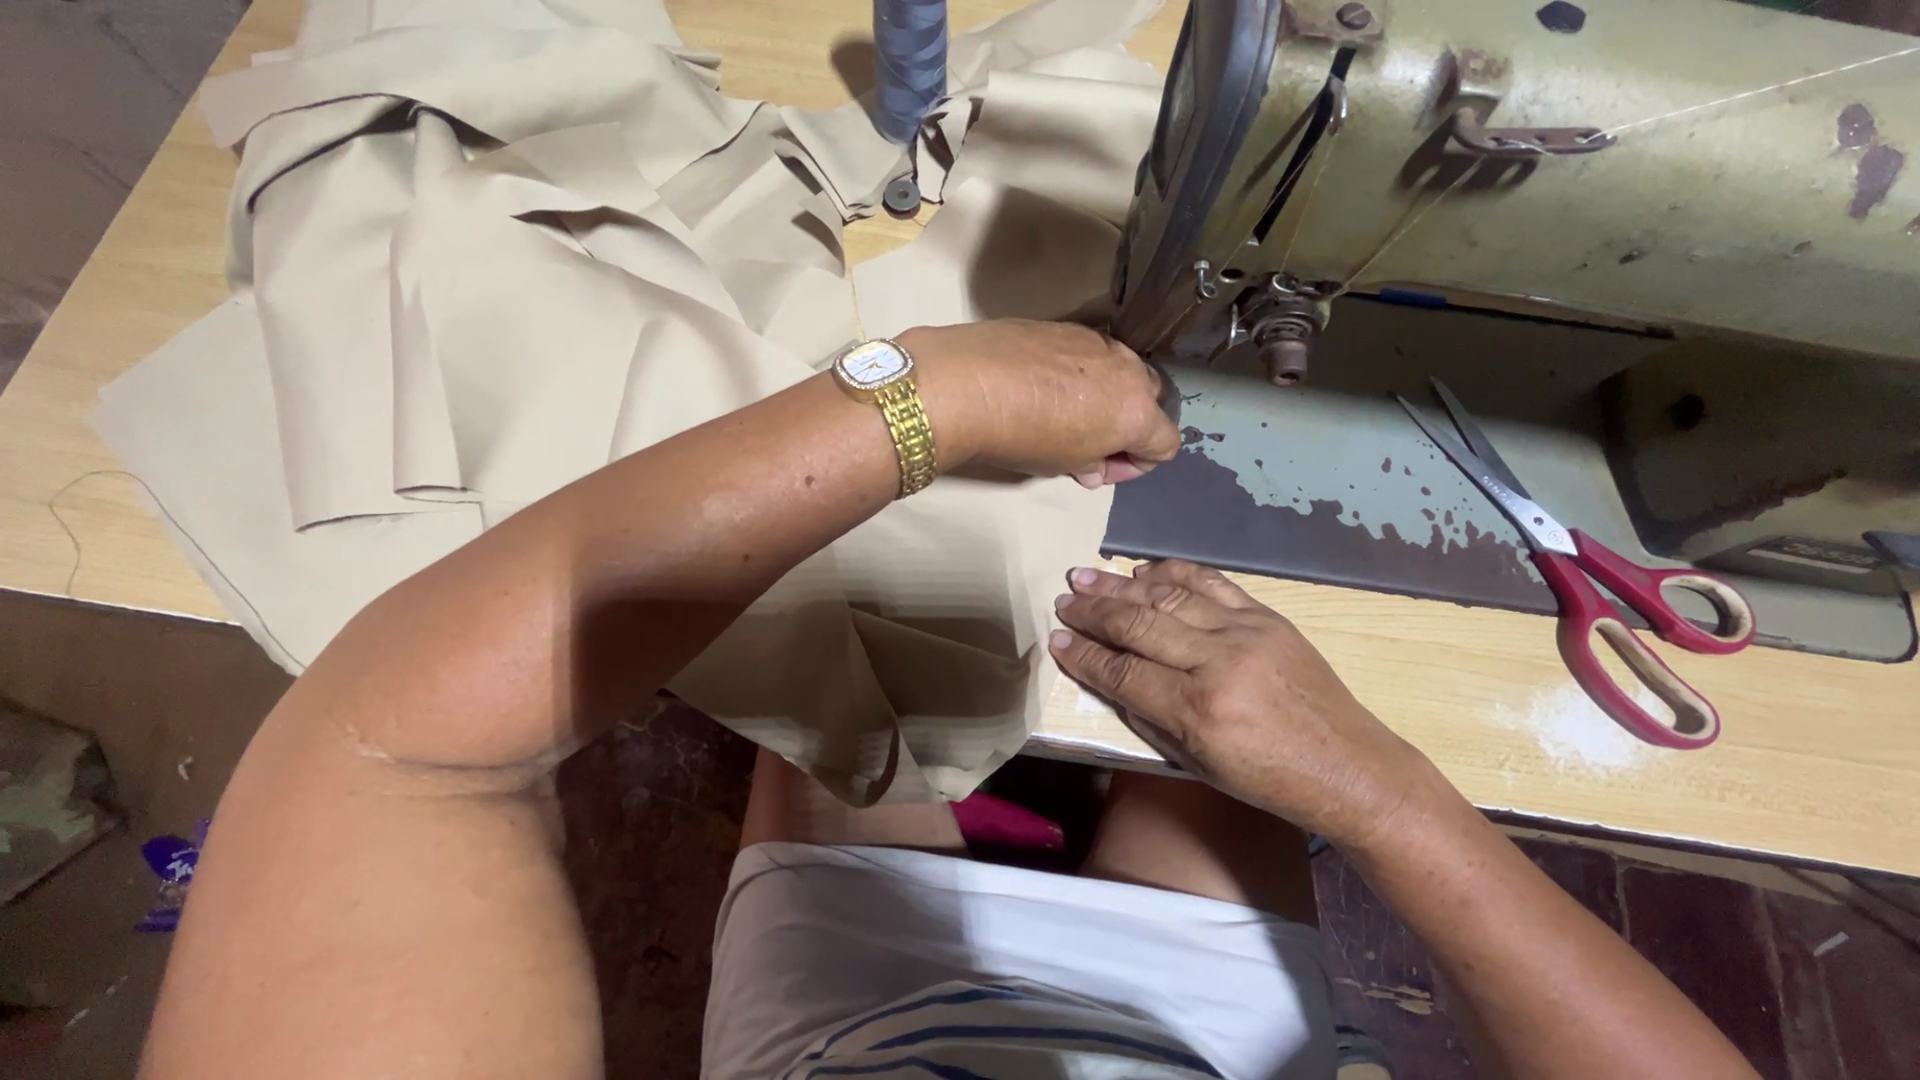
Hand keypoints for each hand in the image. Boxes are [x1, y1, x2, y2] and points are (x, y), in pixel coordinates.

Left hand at [899, 320, 1180, 486]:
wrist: (967, 383)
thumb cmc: (1021, 436)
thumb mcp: (1061, 464)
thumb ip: (1090, 463)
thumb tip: (1093, 466)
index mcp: (1136, 412)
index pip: (1165, 443)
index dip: (1136, 465)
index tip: (1101, 470)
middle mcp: (1128, 370)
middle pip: (1149, 400)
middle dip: (1127, 423)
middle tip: (1088, 442)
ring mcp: (1098, 341)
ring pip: (1120, 370)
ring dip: (1105, 394)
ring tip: (1064, 412)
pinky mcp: (1067, 324)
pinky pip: (1089, 352)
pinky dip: (1079, 371)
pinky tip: (1042, 384)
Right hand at [1048, 559, 1442, 848]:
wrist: (1347, 766)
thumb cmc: (1265, 780)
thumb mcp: (1195, 764)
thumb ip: (1146, 716)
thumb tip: (1107, 675)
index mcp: (1198, 712)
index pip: (1123, 673)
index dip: (1083, 655)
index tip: (1055, 638)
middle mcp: (1218, 664)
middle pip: (1139, 627)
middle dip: (1093, 612)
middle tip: (1063, 599)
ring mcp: (1245, 634)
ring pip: (1168, 598)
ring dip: (1121, 586)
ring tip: (1086, 576)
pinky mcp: (1267, 617)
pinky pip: (1211, 584)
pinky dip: (1172, 573)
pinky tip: (1142, 570)